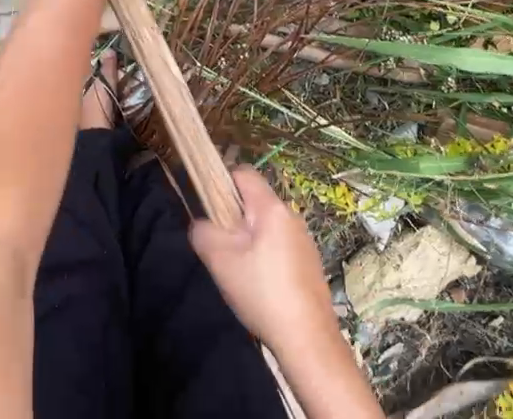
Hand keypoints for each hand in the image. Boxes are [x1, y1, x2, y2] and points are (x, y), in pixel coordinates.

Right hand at [190, 167, 336, 352]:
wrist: (308, 339)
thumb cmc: (262, 292)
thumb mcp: (220, 261)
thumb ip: (203, 232)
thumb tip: (201, 223)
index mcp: (272, 208)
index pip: (244, 173)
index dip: (221, 181)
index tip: (208, 207)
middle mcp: (292, 216)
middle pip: (254, 202)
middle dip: (233, 218)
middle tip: (221, 247)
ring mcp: (305, 240)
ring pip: (267, 226)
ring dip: (249, 239)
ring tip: (239, 271)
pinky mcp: (310, 263)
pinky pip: (280, 245)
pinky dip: (265, 256)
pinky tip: (260, 286)